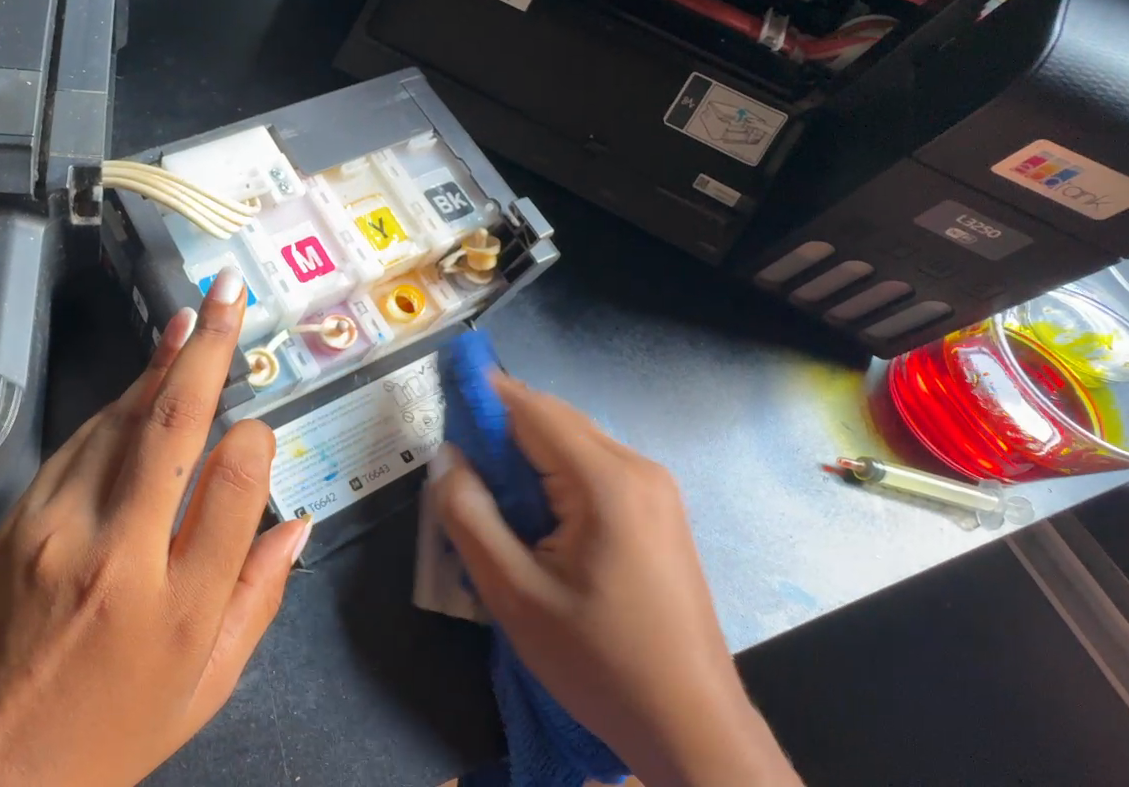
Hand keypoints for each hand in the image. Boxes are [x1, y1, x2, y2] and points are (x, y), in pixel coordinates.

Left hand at [0, 269, 312, 786]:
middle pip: (171, 424)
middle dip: (207, 350)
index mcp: (177, 607)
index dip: (256, 442)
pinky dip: (116, 404)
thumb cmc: (106, 736)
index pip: (235, 484)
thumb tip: (300, 522)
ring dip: (158, 364)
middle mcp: (117, 551)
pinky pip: (79, 441)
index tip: (261, 433)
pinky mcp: (19, 515)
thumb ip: (258, 598)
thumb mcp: (203, 688)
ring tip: (191, 320)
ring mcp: (57, 525)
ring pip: (118, 418)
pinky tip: (141, 380)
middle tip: (227, 294)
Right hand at [429, 375, 799, 786]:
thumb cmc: (599, 662)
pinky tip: (531, 518)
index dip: (479, 400)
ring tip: (486, 497)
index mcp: (605, 480)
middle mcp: (638, 468)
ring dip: (523, 457)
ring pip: (571, 444)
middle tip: (454, 468)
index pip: (529, 408)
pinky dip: (551, 477)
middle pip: (552, 419)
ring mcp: (655, 490)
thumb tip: (445, 458)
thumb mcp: (513, 593)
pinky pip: (591, 470)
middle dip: (498, 432)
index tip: (437, 408)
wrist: (692, 727)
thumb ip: (468, 515)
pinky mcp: (658, 513)